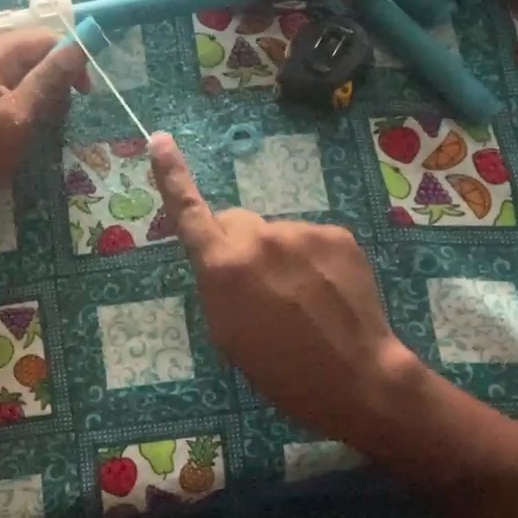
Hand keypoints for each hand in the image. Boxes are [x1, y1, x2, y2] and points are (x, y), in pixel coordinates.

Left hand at [0, 28, 87, 234]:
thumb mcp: (18, 115)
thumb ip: (49, 78)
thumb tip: (81, 45)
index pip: (43, 38)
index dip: (69, 58)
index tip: (85, 92)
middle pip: (34, 56)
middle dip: (55, 82)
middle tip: (60, 116)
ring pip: (26, 78)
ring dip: (43, 99)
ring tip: (42, 128)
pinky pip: (12, 95)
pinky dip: (27, 110)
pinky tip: (27, 132)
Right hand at [149, 132, 426, 431]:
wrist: (357, 378)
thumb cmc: (279, 369)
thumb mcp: (226, 332)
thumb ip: (217, 283)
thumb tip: (224, 259)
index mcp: (222, 266)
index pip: (187, 211)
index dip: (171, 174)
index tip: (159, 139)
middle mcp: (258, 238)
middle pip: (235, 223)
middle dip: (237, 245)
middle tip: (256, 289)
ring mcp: (302, 232)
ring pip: (276, 235)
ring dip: (279, 257)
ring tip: (301, 301)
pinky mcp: (337, 235)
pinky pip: (310, 240)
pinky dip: (312, 261)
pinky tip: (326, 293)